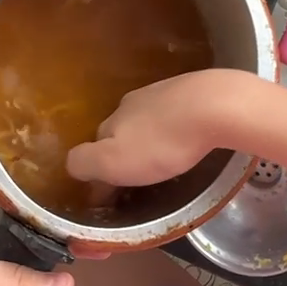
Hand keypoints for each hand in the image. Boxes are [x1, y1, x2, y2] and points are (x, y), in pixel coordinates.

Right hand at [67, 68, 261, 186]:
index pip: (95, 148)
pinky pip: (174, 114)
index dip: (100, 173)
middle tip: (140, 178)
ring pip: (147, 121)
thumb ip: (84, 162)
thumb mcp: (113, 162)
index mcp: (111, 121)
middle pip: (120, 132)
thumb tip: (72, 164)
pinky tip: (188, 139)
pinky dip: (174, 128)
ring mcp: (161, 93)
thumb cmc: (162, 142)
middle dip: (125, 153)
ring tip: (166, 160)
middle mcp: (130, 103)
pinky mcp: (189, 90)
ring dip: (150, 140)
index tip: (112, 194)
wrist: (214, 105)